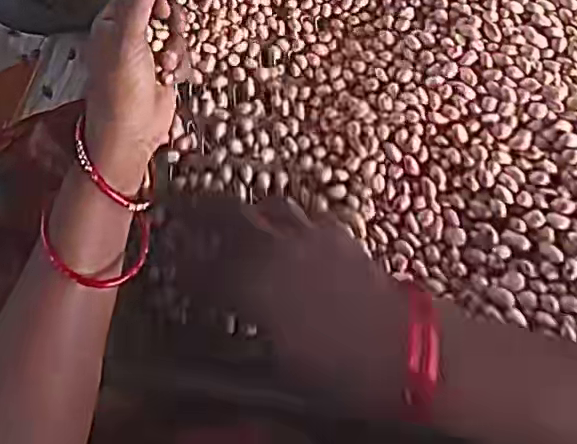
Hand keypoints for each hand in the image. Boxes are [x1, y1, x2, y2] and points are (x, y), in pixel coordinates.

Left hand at [83, 0, 183, 189]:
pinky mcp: (163, 69)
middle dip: (169, 20)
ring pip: (174, 30)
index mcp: (111, 22)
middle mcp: (128, 35)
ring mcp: (146, 52)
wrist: (131, 135)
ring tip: (164, 62)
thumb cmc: (119, 91)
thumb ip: (139, 2)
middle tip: (166, 28)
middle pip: (160, 7)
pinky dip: (179, 64)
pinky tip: (167, 77)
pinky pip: (181, 52)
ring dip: (175, 46)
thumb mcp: (128, 39)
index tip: (160, 3)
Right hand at [165, 196, 405, 418]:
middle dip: (202, 210)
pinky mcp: (334, 231)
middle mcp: (276, 247)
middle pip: (228, 212)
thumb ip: (248, 334)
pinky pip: (301, 216)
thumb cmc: (339, 370)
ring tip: (240, 220)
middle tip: (186, 208)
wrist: (402, 346)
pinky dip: (288, 222)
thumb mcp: (283, 365)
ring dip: (248, 212)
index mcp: (254, 283)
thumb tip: (228, 327)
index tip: (175, 264)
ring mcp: (307, 233)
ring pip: (267, 205)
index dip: (186, 267)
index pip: (205, 269)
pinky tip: (290, 236)